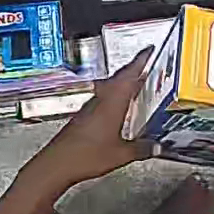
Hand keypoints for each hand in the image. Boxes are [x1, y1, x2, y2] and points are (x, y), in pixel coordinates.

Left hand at [18, 48, 153, 196]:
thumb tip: (156, 146)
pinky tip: (116, 106)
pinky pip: (102, 98)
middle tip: (146, 63)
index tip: (149, 50)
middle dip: (134, 69)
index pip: (130, 75)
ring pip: (110, 87)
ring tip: (135, 83)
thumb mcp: (122, 155)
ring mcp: (90, 107)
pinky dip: (113, 96)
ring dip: (123, 82)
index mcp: (113, 103)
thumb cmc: (86, 156)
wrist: (57, 163)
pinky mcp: (83, 116)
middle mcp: (101, 100)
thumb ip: (142, 149)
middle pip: (119, 78)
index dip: (141, 61)